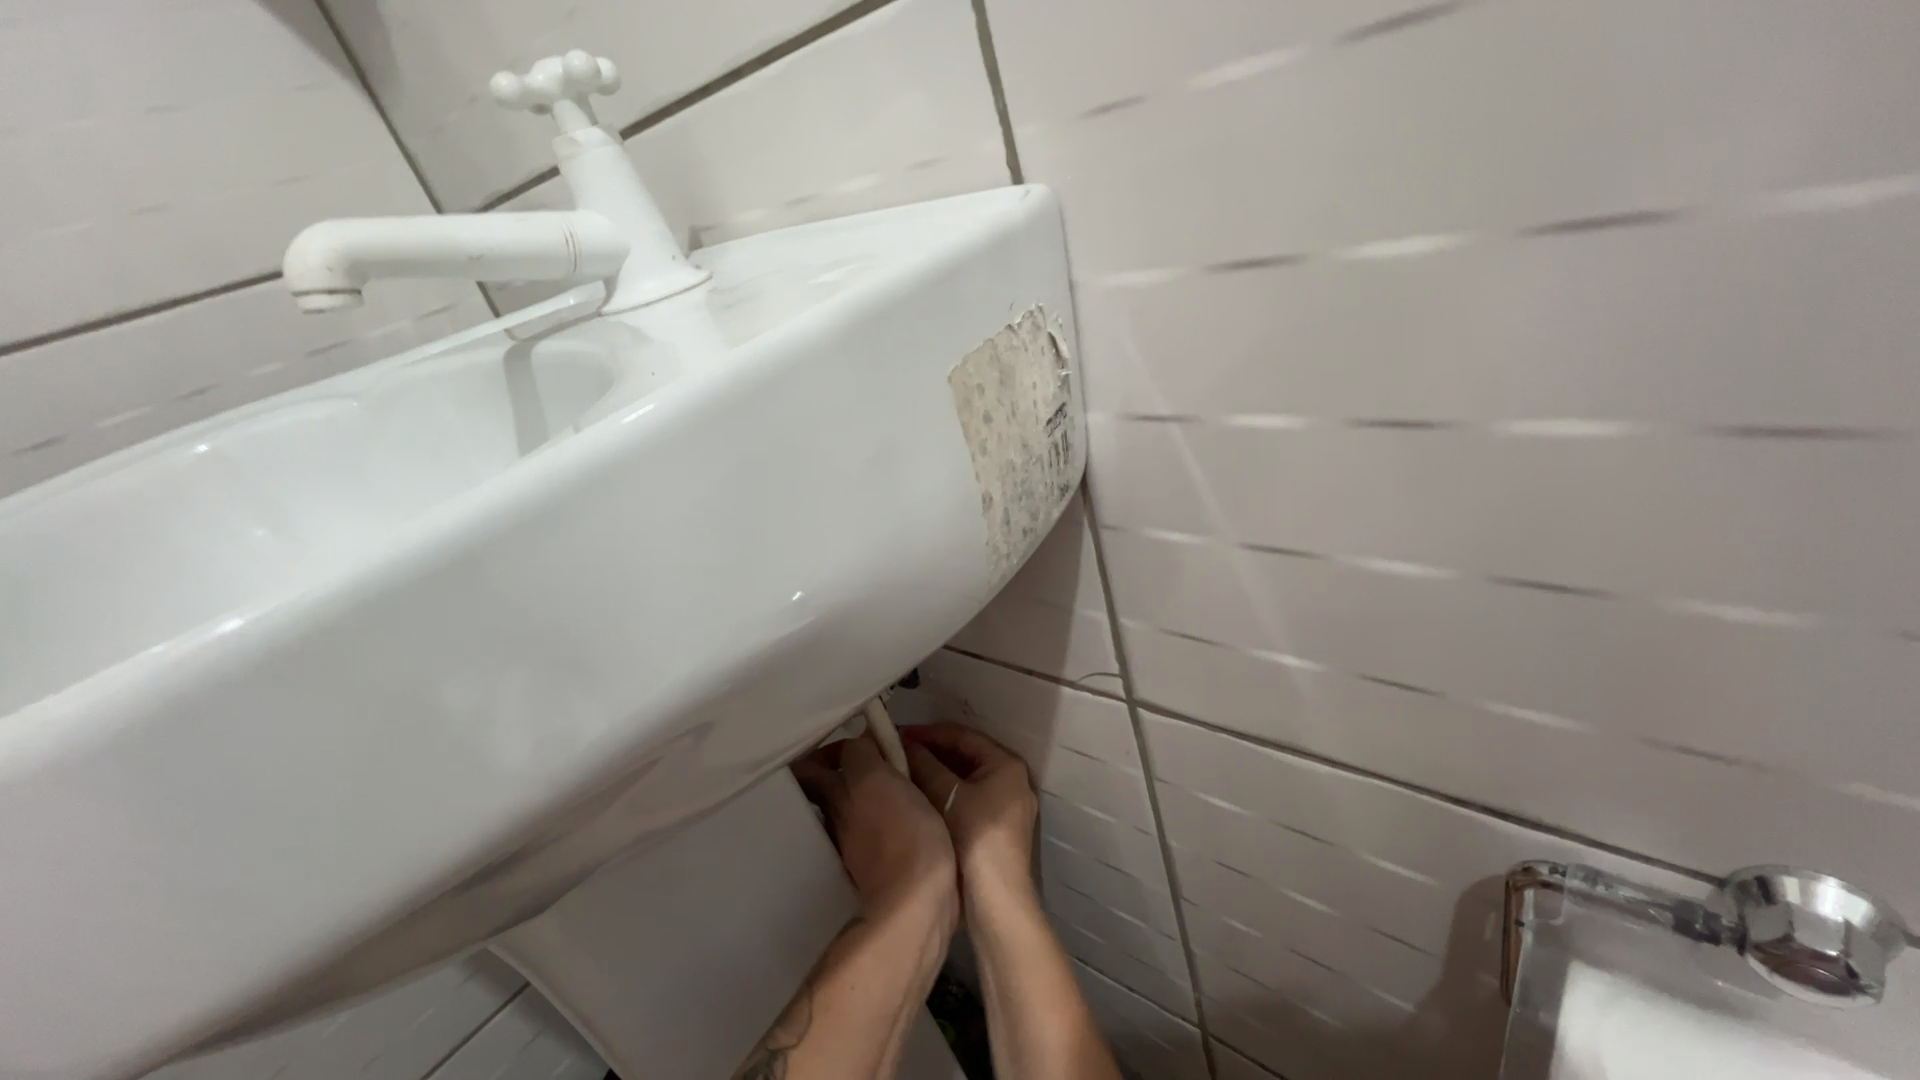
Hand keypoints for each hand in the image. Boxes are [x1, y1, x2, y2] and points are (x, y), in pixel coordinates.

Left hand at [793, 732, 957, 929]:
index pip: (810, 766)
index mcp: (834, 795)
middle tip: (875, 757)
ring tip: (893, 781)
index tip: (860, 740)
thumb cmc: (901, 830)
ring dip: (865, 793)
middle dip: (845, 769)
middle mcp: (835, 818)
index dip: (830, 748)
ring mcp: (853, 845)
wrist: (915, 898)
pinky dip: (881, 817)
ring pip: (849, 808)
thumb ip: (866, 753)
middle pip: (825, 787)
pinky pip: (872, 830)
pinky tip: (903, 812)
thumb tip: (862, 739)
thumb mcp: (881, 778)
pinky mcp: (875, 865)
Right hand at [900, 723, 1039, 906]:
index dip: (929, 733)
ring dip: (937, 774)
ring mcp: (1007, 805)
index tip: (898, 735)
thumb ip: (925, 765)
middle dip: (932, 753)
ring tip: (904, 773)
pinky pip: (968, 798)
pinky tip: (920, 798)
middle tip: (898, 754)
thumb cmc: (975, 838)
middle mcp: (1012, 780)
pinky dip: (946, 794)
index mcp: (1006, 765)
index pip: (963, 736)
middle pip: (966, 756)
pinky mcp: (998, 827)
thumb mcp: (947, 795)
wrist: (997, 899)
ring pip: (965, 779)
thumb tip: (904, 745)